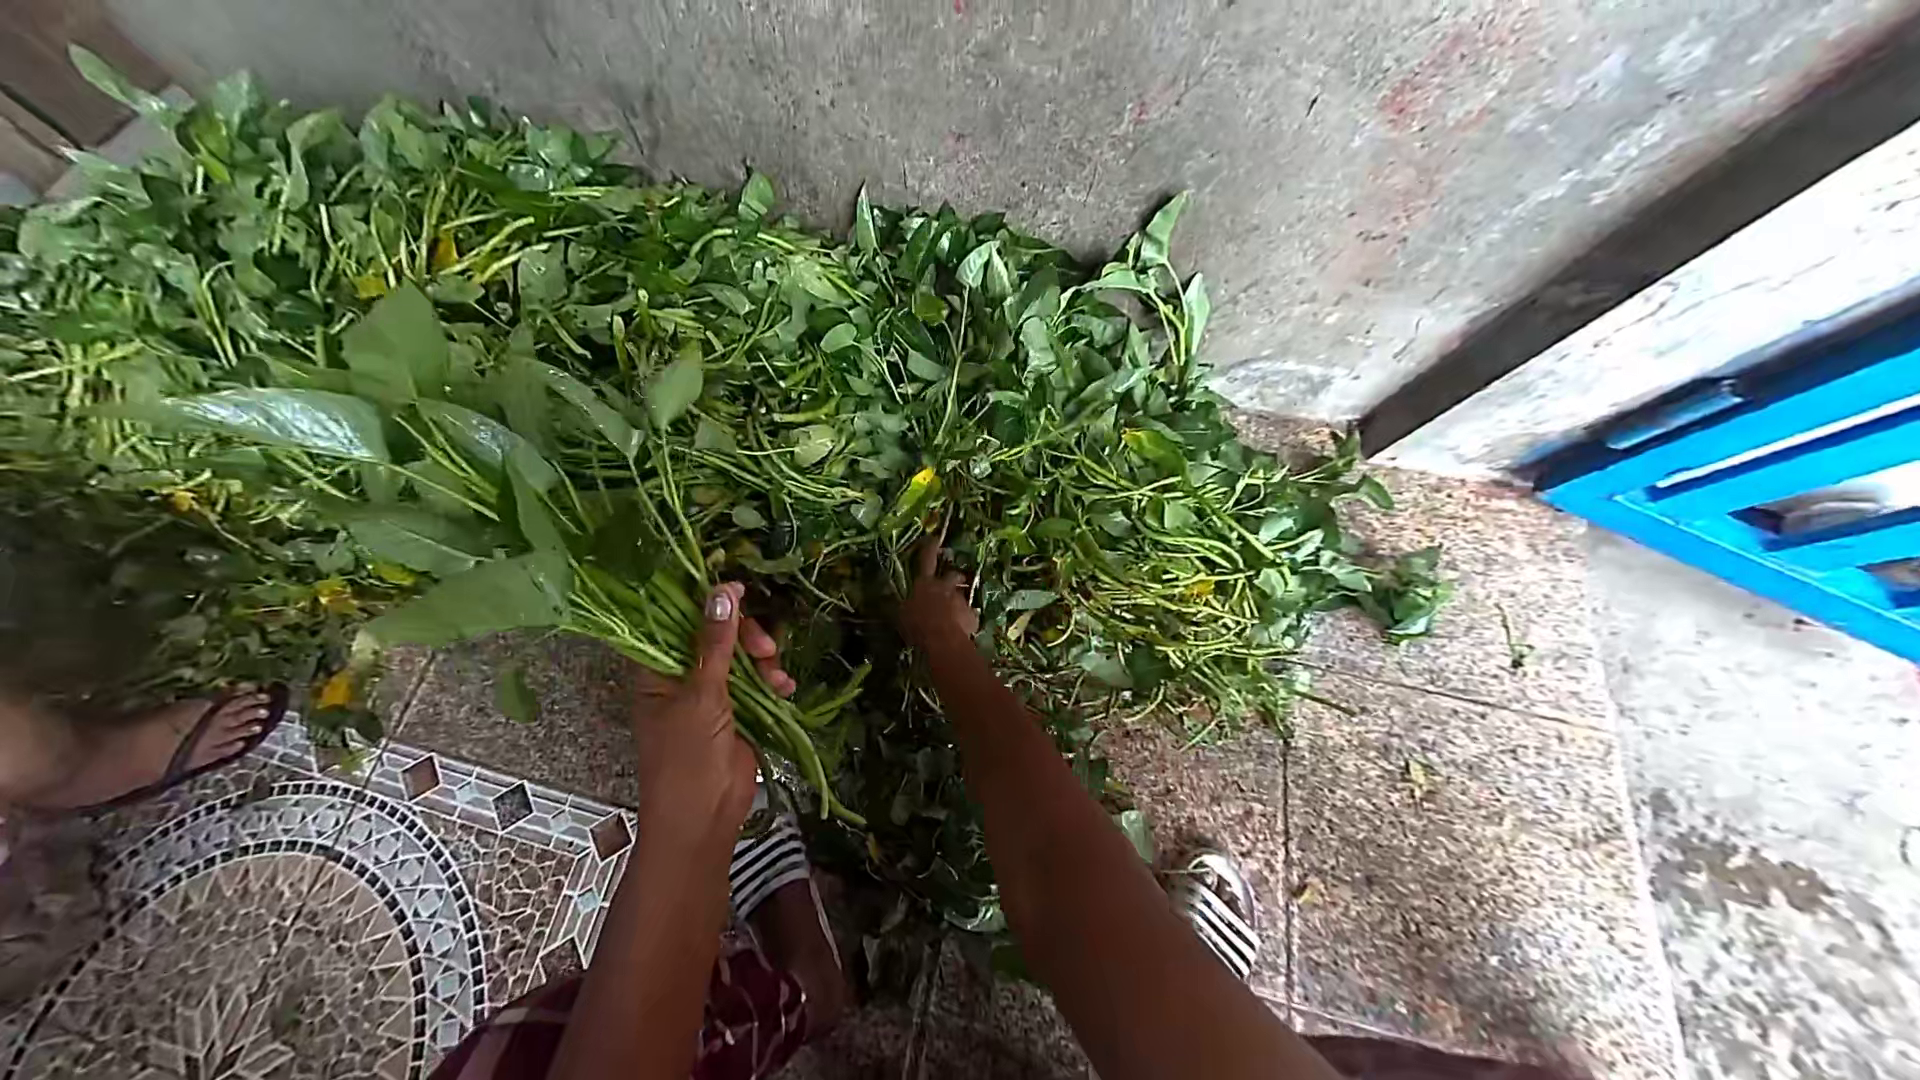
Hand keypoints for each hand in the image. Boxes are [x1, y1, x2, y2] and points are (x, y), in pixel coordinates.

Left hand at [630, 582, 794, 837]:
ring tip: (777, 680)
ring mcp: (711, 689)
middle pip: (715, 631)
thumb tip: (724, 589)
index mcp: (655, 668)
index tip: (736, 585)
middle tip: (766, 646)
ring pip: (741, 652)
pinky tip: (785, 689)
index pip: (673, 617)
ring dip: (764, 660)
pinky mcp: (737, 706)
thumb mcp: (701, 695)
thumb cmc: (686, 759)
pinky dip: (772, 680)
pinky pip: (757, 678)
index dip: (702, 598)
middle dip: (745, 634)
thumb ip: (715, 642)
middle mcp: (681, 672)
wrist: (705, 819)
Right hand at [900, 535, 979, 651]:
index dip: (929, 547)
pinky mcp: (971, 616)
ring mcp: (960, 601)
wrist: (943, 641)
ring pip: (961, 596)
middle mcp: (945, 587)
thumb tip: (882, 594)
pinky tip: (962, 630)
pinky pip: (969, 616)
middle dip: (953, 575)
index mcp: (925, 583)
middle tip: (953, 579)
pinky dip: (966, 620)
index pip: (926, 559)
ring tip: (954, 613)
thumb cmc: (917, 625)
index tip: (933, 537)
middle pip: (952, 575)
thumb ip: (894, 604)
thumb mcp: (899, 615)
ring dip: (957, 601)